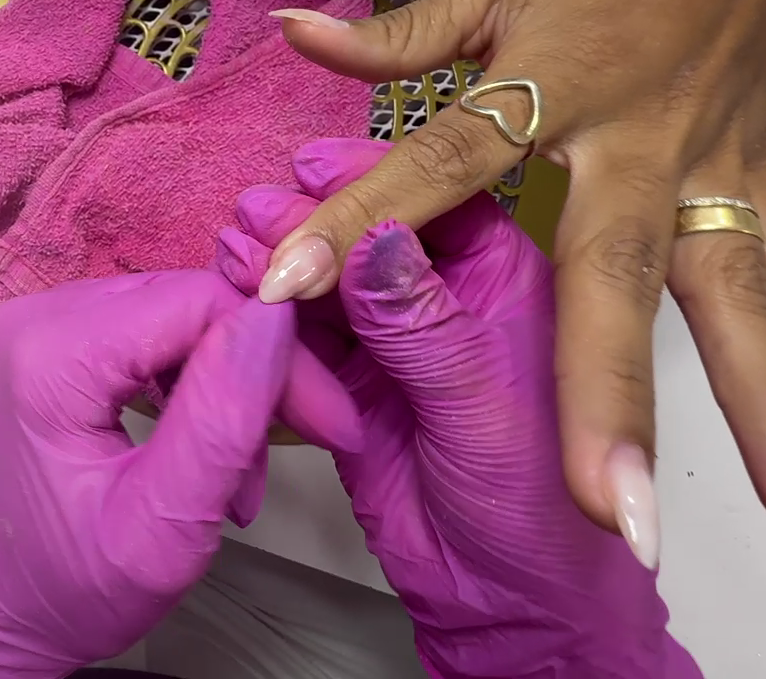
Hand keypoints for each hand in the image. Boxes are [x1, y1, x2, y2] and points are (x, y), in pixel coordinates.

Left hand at [0, 271, 295, 677]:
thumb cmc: (67, 583)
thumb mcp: (162, 528)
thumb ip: (220, 421)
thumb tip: (273, 318)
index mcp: (52, 353)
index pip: (195, 302)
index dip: (274, 352)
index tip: (330, 421)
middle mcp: (42, 313)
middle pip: (186, 302)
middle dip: (256, 371)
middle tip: (305, 440)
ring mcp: (45, 318)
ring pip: (176, 314)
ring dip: (226, 382)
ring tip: (238, 469)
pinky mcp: (58, 334)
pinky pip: (150, 329)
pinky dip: (191, 381)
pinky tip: (202, 441)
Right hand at [219, 138, 700, 678]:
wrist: (493, 598)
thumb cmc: (530, 508)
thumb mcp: (482, 408)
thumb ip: (422, 324)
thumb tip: (372, 235)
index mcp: (498, 279)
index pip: (436, 201)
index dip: (374, 178)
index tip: (310, 167)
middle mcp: (436, 289)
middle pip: (363, 229)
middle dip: (308, 219)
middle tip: (256, 213)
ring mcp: (383, 327)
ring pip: (321, 271)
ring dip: (276, 256)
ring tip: (235, 245)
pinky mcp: (340, 364)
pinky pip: (295, 321)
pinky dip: (262, 304)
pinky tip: (236, 286)